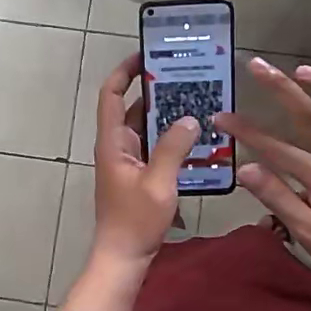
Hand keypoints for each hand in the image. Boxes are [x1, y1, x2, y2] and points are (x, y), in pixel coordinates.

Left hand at [92, 54, 200, 265]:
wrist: (122, 256)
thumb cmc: (135, 220)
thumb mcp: (159, 183)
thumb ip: (173, 149)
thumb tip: (188, 118)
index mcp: (112, 141)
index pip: (112, 95)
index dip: (125, 72)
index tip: (146, 54)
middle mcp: (116, 144)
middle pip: (132, 107)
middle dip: (155, 90)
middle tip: (186, 75)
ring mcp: (126, 159)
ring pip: (145, 127)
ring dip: (166, 114)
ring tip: (197, 98)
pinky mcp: (137, 173)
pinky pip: (153, 146)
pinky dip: (171, 138)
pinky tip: (197, 136)